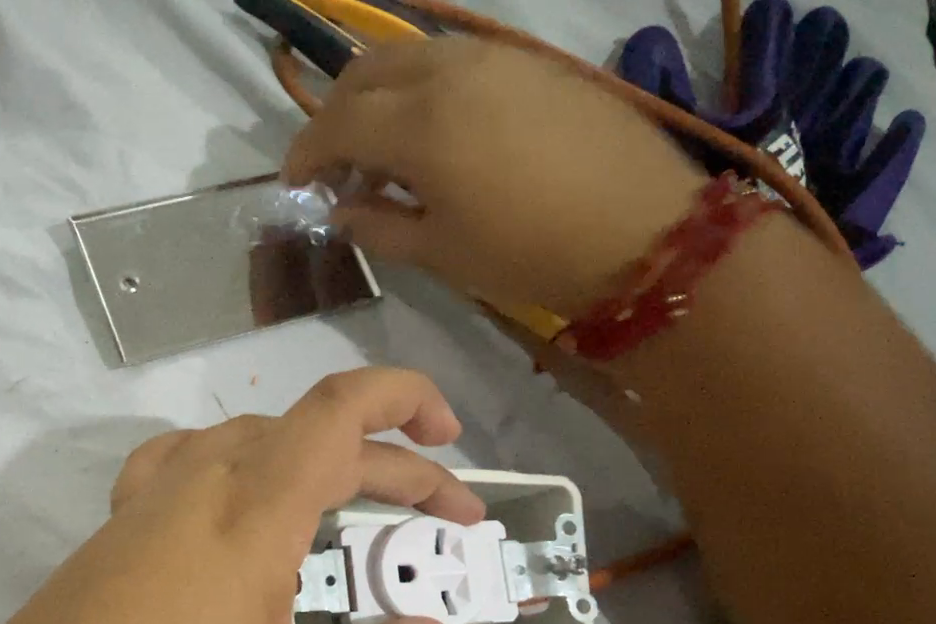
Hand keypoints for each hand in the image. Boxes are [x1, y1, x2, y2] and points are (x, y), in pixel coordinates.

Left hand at [0, 369, 484, 623]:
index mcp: (256, 505)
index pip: (342, 410)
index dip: (407, 399)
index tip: (453, 438)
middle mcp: (207, 473)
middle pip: (314, 433)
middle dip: (392, 465)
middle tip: (440, 519)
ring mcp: (157, 487)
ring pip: (257, 439)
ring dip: (318, 464)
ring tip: (354, 509)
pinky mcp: (124, 512)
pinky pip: (194, 458)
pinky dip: (244, 466)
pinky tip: (244, 500)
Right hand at [283, 38, 705, 315]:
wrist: (641, 231)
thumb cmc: (526, 254)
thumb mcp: (439, 252)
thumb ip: (377, 225)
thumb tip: (341, 208)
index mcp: (420, 125)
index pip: (336, 121)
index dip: (305, 152)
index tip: (294, 182)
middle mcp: (449, 73)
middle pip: (364, 73)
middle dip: (335, 115)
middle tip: (334, 165)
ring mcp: (493, 59)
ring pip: (408, 57)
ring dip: (377, 96)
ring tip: (380, 150)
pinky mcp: (528, 62)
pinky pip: (452, 61)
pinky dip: (420, 89)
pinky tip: (432, 133)